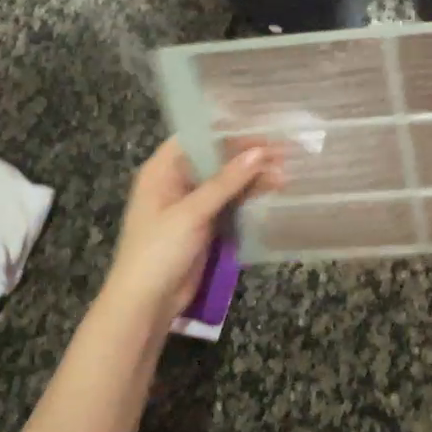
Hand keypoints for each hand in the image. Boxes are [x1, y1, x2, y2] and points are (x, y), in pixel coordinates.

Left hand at [102, 138, 281, 320]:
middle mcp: (176, 181)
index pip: (197, 137)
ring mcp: (191, 205)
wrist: (145, 304)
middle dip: (248, 155)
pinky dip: (249, 198)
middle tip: (284, 151)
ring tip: (286, 172)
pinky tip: (273, 192)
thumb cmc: (158, 251)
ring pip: (227, 182)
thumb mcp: (191, 213)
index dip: (228, 131)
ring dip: (253, 177)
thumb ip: (226, 182)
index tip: (263, 126)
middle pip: (215, 159)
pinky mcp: (204, 225)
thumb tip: (260, 152)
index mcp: (162, 170)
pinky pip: (230, 204)